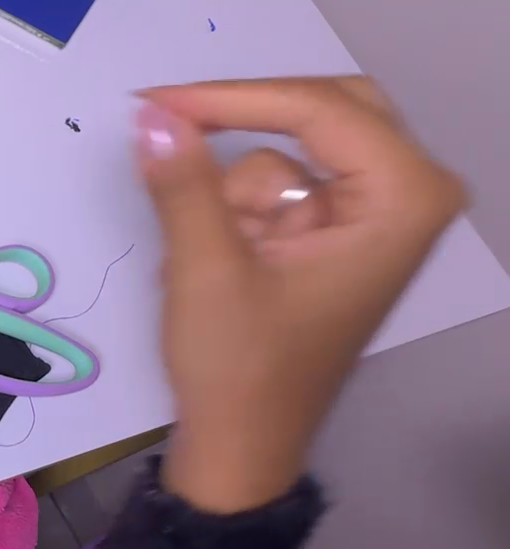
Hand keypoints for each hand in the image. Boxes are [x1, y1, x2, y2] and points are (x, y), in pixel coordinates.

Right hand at [136, 77, 466, 512]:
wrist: (240, 442)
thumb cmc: (238, 368)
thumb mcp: (204, 273)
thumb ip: (183, 189)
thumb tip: (152, 121)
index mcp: (402, 196)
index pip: (323, 111)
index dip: (234, 98)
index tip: (155, 103)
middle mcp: (398, 196)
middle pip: (318, 121)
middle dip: (238, 135)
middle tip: (163, 133)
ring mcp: (361, 220)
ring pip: (281, 168)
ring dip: (224, 204)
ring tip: (197, 265)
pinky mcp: (323, 244)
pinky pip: (267, 204)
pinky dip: (224, 226)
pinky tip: (205, 270)